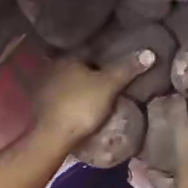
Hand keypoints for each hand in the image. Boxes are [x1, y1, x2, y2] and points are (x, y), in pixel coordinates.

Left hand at [30, 50, 153, 149]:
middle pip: (76, 68)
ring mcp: (42, 87)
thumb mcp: (109, 85)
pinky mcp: (38, 106)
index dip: (103, 60)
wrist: (52, 135)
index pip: (88, 53)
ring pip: (65, 84)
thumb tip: (149, 52)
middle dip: (88, 75)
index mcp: (67, 58)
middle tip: (106, 85)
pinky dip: (66, 101)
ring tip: (93, 99)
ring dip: (76, 89)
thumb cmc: (82, 105)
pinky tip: (76, 110)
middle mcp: (51, 68)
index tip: (114, 70)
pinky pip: (57, 98)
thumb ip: (127, 69)